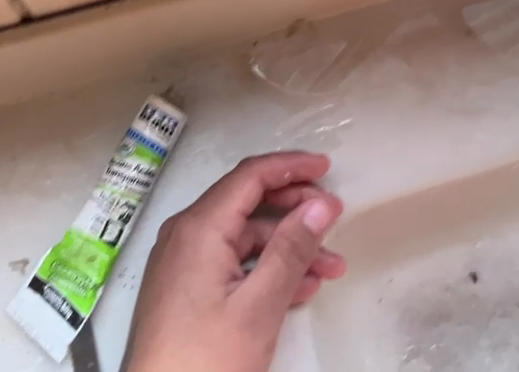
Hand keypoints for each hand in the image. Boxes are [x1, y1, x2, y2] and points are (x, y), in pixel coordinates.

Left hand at [124, 152, 346, 371]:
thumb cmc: (206, 358)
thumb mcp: (258, 307)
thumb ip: (291, 251)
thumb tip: (320, 204)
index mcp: (200, 226)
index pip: (249, 176)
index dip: (290, 166)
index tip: (326, 167)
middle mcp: (187, 232)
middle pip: (247, 204)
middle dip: (294, 210)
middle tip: (334, 219)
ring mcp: (184, 260)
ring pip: (243, 239)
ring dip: (286, 249)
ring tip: (331, 268)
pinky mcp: (186, 287)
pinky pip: (231, 263)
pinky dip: (265, 270)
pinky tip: (299, 287)